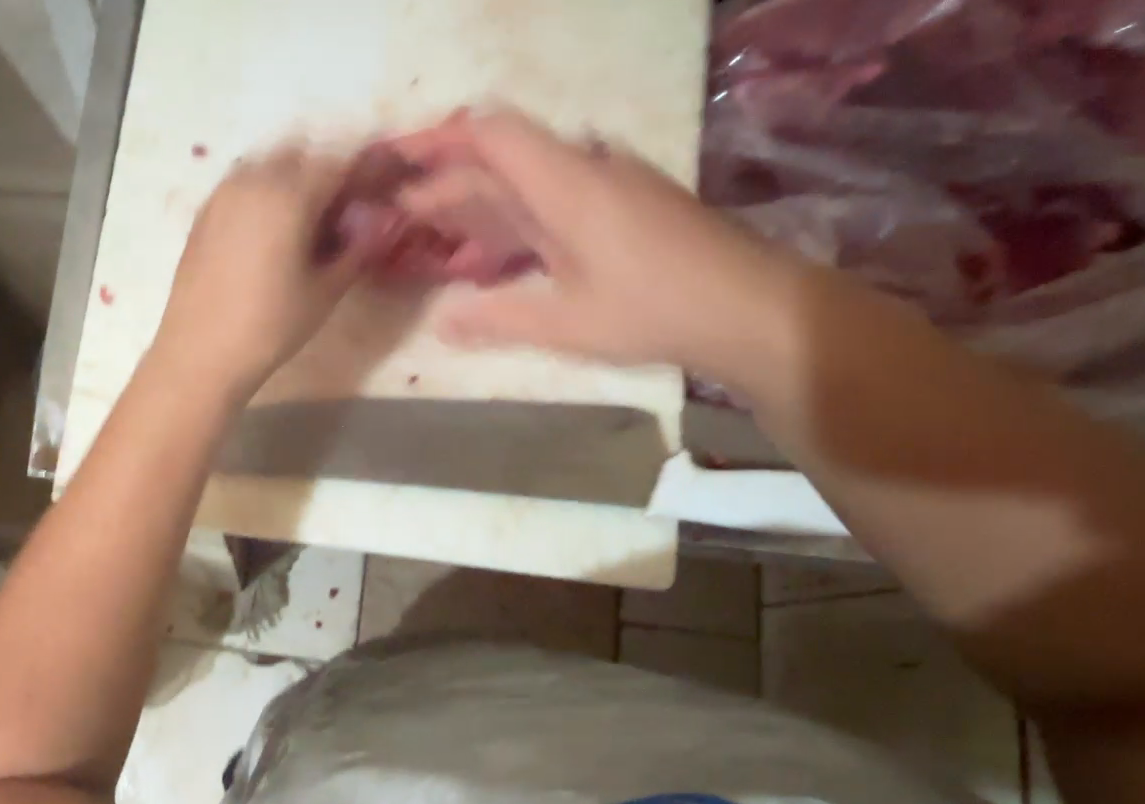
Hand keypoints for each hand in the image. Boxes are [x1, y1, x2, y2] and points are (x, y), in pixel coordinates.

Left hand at [145, 146, 371, 400]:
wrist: (200, 353)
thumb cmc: (270, 327)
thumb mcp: (325, 292)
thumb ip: (357, 249)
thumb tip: (380, 222)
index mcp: (291, 193)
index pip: (338, 164)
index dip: (359, 180)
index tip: (370, 202)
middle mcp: (254, 180)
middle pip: (300, 156)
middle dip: (321, 176)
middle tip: (334, 217)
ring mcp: (222, 194)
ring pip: (266, 167)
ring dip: (288, 182)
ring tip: (298, 226)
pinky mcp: (202, 214)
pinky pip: (239, 187)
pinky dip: (259, 197)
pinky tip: (264, 236)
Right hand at [393, 108, 816, 387]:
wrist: (749, 306)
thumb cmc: (655, 311)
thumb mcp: (567, 325)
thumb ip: (498, 318)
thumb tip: (442, 320)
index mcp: (567, 186)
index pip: (493, 136)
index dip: (439, 141)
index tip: (395, 161)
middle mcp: (582, 173)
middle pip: (500, 163)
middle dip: (443, 187)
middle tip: (395, 218)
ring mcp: (603, 188)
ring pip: (523, 185)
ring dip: (473, 208)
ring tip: (427, 240)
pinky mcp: (617, 208)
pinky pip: (548, 204)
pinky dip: (508, 224)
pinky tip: (486, 258)